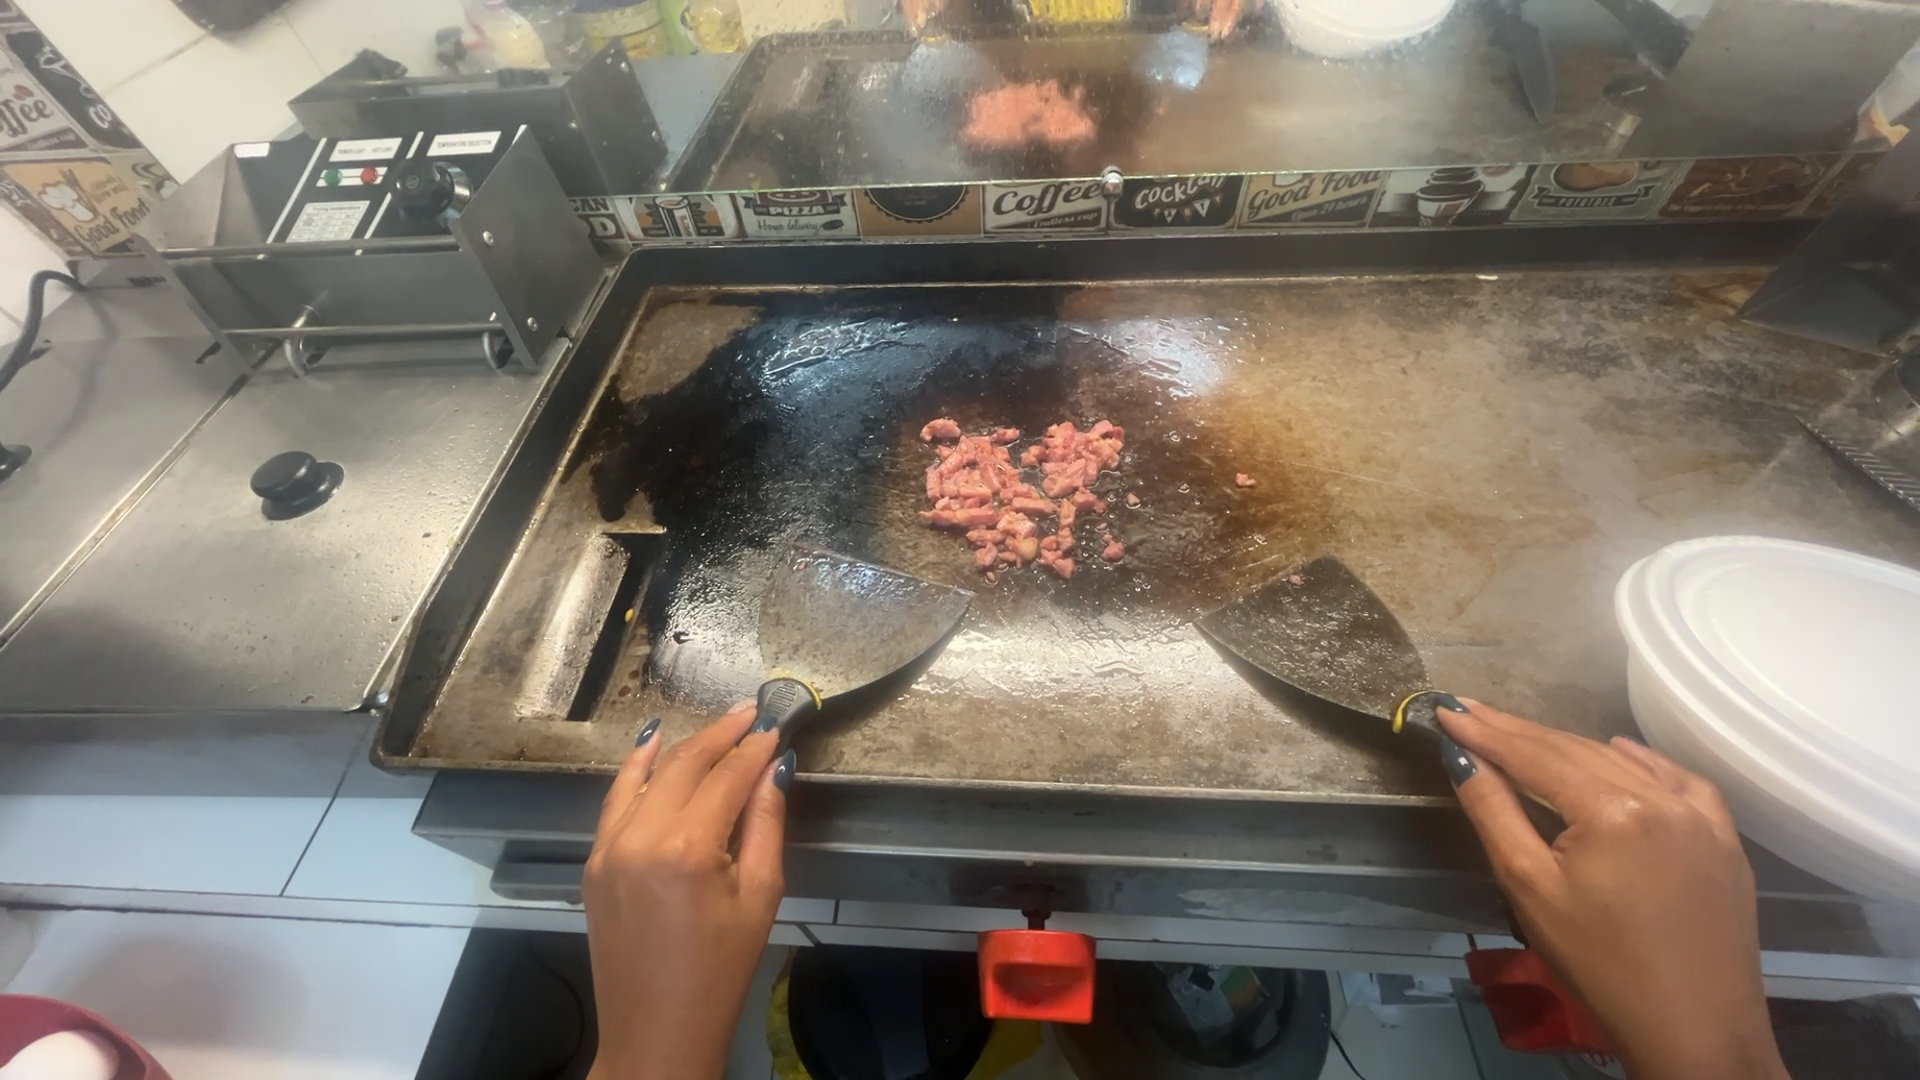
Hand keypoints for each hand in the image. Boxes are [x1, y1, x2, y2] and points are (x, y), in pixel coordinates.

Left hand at [584, 705, 795, 1079]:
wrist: (656, 1033)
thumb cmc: (722, 968)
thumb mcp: (761, 894)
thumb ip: (767, 822)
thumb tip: (776, 766)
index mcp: (687, 850)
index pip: (727, 777)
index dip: (754, 748)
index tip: (775, 726)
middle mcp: (641, 838)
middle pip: (686, 765)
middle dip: (722, 734)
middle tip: (750, 712)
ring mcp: (609, 848)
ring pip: (650, 774)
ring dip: (685, 745)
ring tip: (719, 724)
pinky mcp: (594, 862)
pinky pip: (617, 799)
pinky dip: (636, 767)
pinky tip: (653, 740)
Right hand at [1437, 699, 1787, 1079]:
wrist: (1695, 1033)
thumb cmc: (1596, 959)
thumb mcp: (1526, 882)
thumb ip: (1491, 808)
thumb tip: (1460, 755)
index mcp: (1614, 811)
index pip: (1532, 755)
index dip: (1483, 732)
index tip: (1444, 708)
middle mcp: (1663, 801)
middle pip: (1572, 750)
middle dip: (1515, 730)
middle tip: (1467, 710)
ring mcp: (1701, 820)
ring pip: (1617, 761)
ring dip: (1562, 744)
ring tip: (1515, 732)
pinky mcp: (1723, 842)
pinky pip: (1678, 781)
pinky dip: (1638, 761)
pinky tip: (1615, 750)